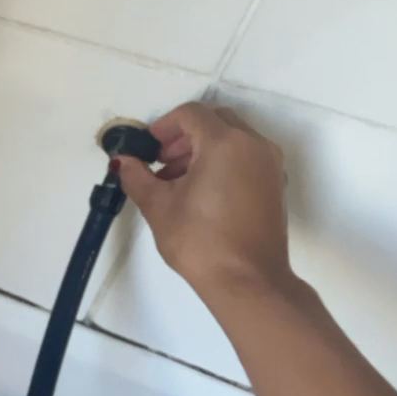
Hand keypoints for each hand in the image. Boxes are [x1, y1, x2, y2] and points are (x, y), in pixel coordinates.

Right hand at [115, 102, 294, 296]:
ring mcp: (269, 165)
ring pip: (232, 138)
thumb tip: (122, 162)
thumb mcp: (158, 205)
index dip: (163, 125)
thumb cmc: (200, 240)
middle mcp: (254, 145)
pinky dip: (220, 161)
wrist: (247, 281)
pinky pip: (244, 156)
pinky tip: (198, 191)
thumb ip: (136, 176)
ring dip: (201, 148)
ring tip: (175, 179)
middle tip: (160, 159)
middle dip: (183, 135)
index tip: (147, 147)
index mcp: (225, 143)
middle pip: (215, 121)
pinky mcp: (274, 184)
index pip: (191, 114)